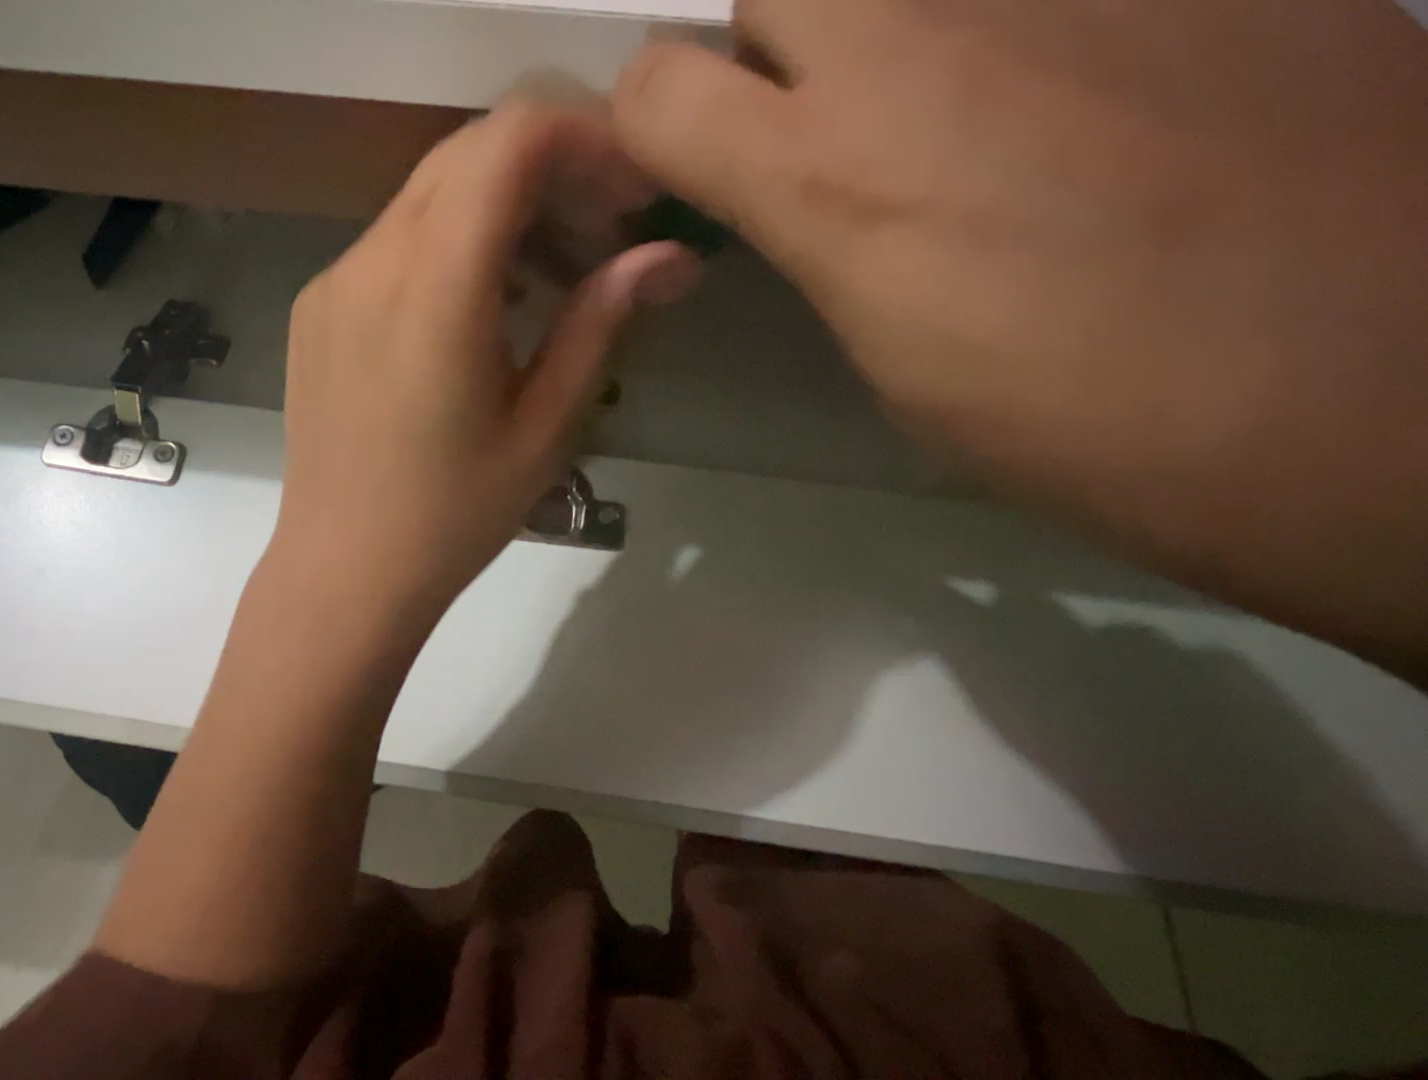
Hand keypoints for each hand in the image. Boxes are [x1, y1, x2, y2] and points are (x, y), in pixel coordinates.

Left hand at [271, 105, 699, 623]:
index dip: (586, 139)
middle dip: (552, 169)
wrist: (343, 571)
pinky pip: (393, 239)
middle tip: (608, 231)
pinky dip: (453, 241)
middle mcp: (372, 261)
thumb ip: (599, 325)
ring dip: (502, 206)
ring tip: (555, 276)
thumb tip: (670, 257)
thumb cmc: (453, 516)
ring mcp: (334, 279)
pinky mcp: (317, 306)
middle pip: (470, 152)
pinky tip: (486, 306)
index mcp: (435, 288)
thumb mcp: (544, 428)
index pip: (511, 141)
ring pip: (430, 193)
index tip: (634, 191)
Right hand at [612, 0, 1427, 656]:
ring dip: (887, 35)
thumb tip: (794, 198)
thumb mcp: (895, 360)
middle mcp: (918, 42)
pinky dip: (1022, 29)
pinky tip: (1086, 96)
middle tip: (822, 132)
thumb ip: (821, 245)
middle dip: (765, 53)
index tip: (689, 173)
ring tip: (960, 116)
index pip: (655, 88)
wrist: (1373, 391)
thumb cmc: (1087, 421)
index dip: (651, 129)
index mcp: (833, 178)